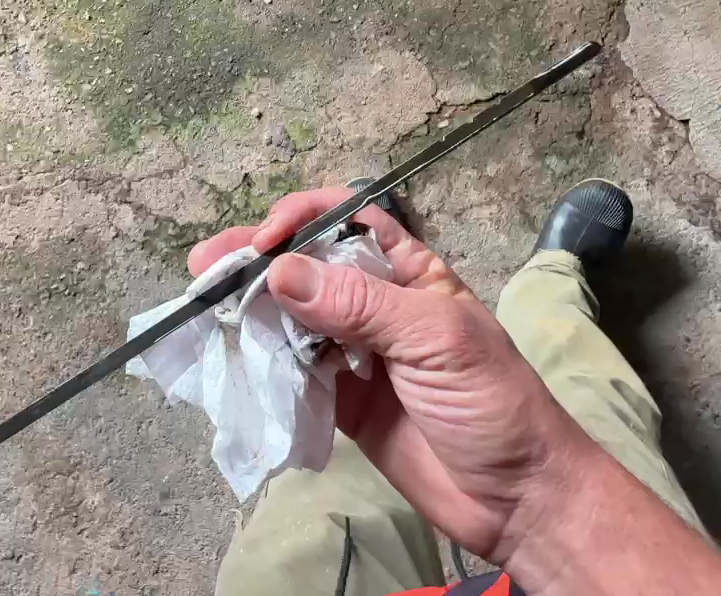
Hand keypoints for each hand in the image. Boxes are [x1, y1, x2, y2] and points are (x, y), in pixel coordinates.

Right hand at [189, 187, 595, 566]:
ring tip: (204, 301)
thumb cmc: (491, 402)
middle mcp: (374, 300)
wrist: (516, 502)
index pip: (347, 221)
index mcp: (406, 270)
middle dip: (257, 258)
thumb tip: (278, 273)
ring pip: (292, 312)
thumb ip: (358, 305)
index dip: (304, 218)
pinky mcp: (338, 393)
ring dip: (250, 304)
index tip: (265, 241)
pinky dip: (261, 356)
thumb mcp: (434, 338)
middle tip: (206, 264)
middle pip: (307, 264)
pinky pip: (292, 366)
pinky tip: (231, 349)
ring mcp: (353, 347)